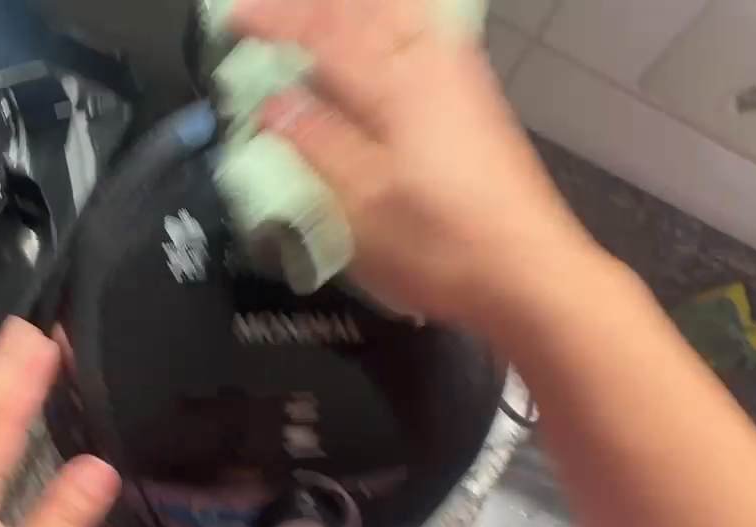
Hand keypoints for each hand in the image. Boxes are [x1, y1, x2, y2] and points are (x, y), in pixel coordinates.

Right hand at [231, 0, 603, 324]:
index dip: (273, 20)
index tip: (232, 21)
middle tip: (272, 12)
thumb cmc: (441, 248)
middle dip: (312, 5)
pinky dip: (389, 25)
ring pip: (398, 14)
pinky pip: (422, 35)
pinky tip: (383, 40)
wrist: (523, 271)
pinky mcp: (473, 102)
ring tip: (319, 20)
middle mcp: (431, 66)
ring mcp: (459, 79)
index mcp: (395, 87)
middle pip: (363, 7)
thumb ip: (314, 147)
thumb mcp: (362, 208)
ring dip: (352, 10)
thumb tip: (272, 108)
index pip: (322, 31)